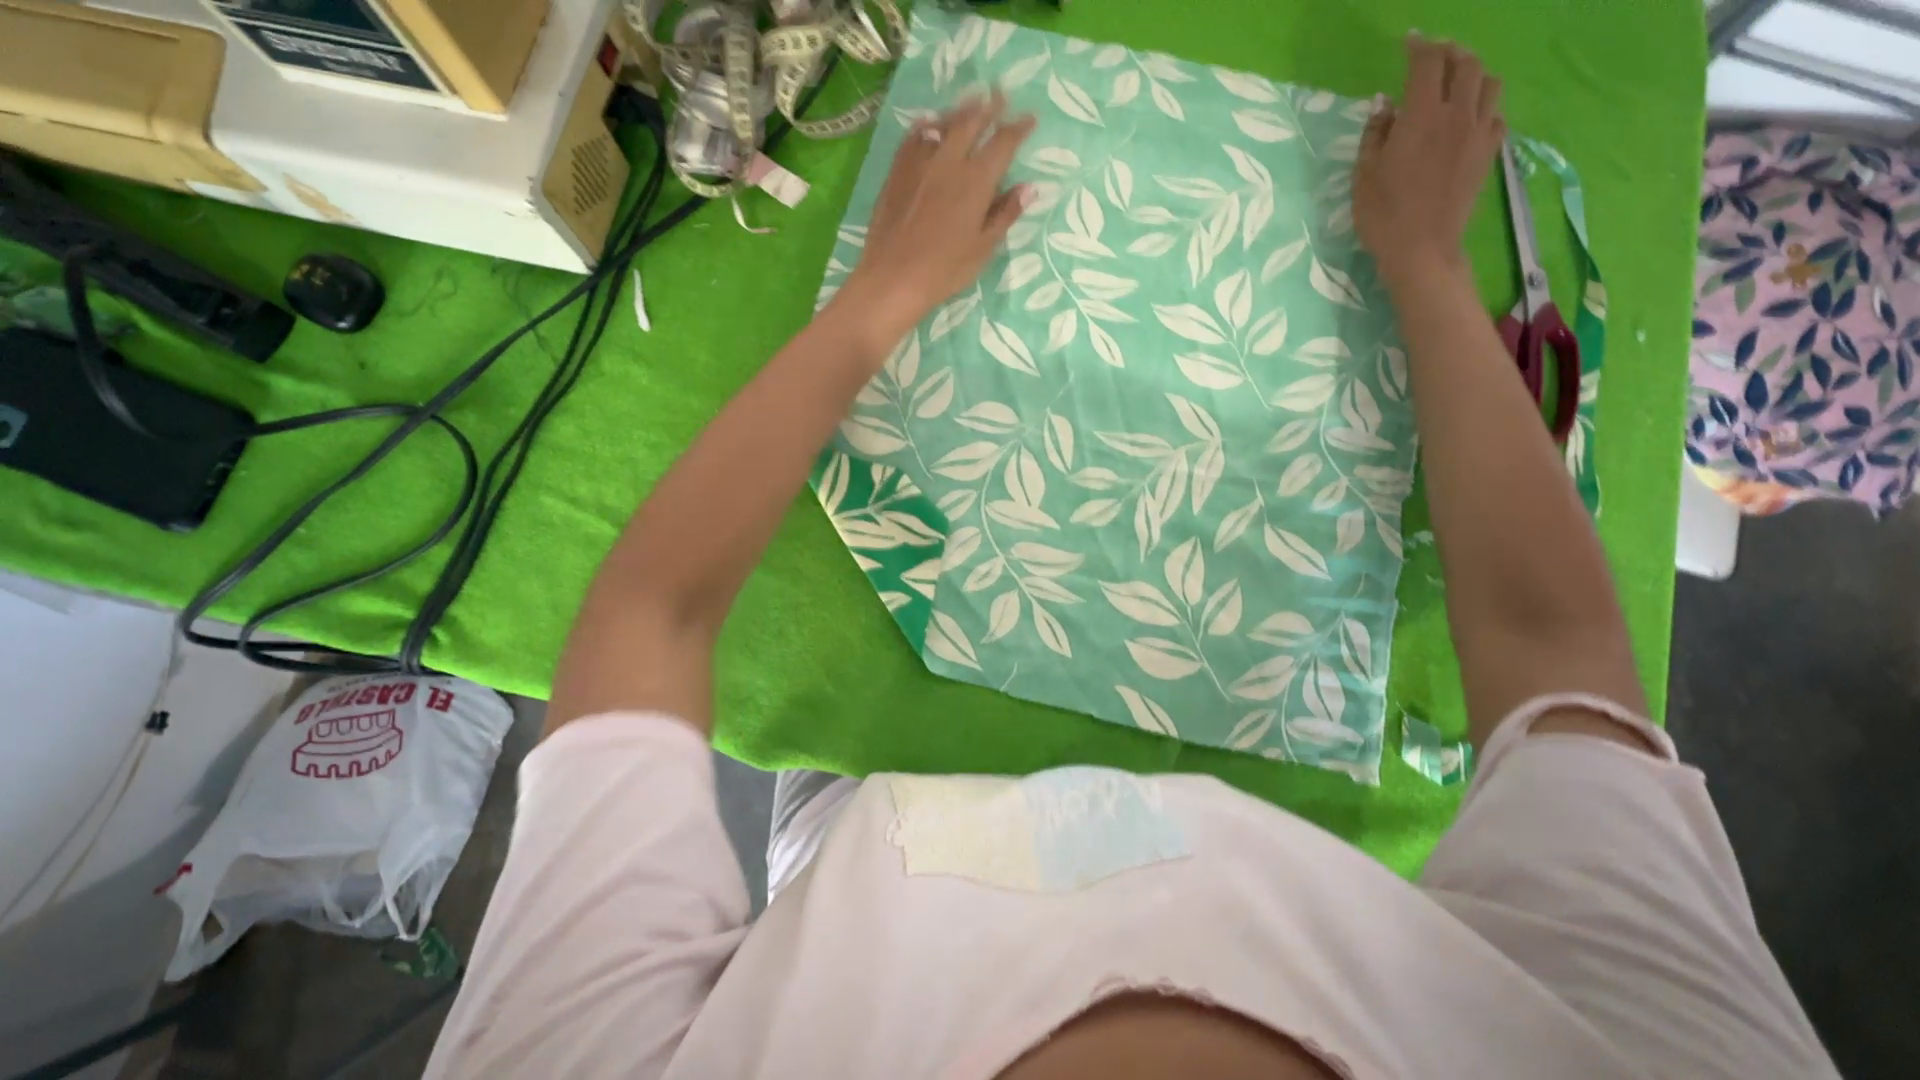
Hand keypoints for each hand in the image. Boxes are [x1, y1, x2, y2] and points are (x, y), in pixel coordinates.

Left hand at [832, 92, 1035, 358]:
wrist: (893, 278)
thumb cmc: (945, 270)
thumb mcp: (983, 247)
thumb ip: (1005, 213)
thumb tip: (1028, 187)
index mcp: (976, 181)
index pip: (1003, 144)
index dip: (1018, 128)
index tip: (1029, 118)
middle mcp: (949, 162)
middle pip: (972, 123)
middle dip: (989, 106)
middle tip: (999, 92)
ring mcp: (919, 164)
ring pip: (942, 126)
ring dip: (959, 111)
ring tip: (970, 100)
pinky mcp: (896, 173)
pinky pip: (913, 139)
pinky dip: (925, 127)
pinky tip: (928, 124)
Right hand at [1354, 34, 1504, 289]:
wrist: (1422, 249)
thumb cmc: (1383, 214)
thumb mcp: (1365, 174)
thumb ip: (1376, 133)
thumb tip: (1385, 105)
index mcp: (1421, 116)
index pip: (1427, 63)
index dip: (1419, 46)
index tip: (1409, 42)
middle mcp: (1456, 115)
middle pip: (1465, 64)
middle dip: (1450, 53)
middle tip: (1434, 57)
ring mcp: (1477, 134)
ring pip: (1489, 83)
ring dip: (1474, 74)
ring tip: (1457, 81)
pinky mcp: (1488, 154)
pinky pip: (1496, 115)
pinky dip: (1484, 106)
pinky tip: (1469, 117)